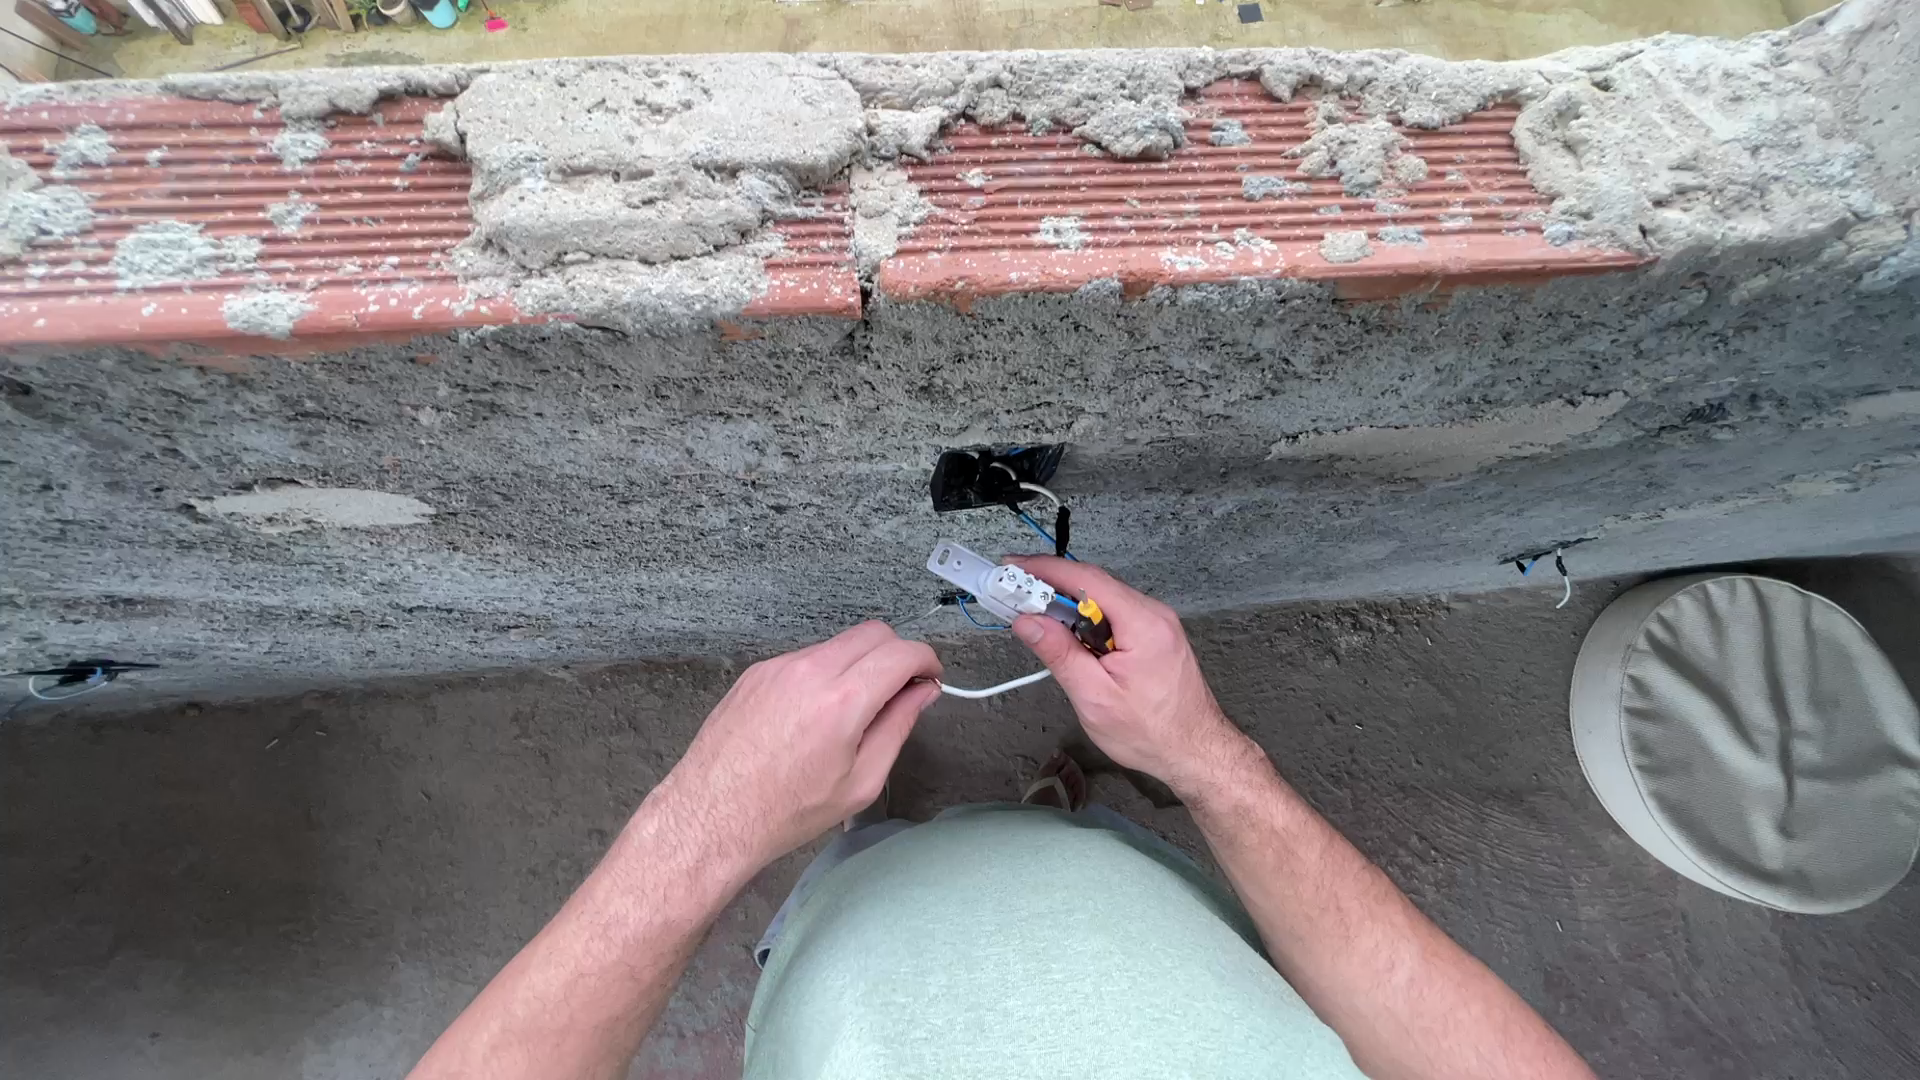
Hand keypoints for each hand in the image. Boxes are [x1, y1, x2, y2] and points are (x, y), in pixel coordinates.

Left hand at [646, 621, 941, 874]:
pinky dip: (826, 672)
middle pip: (875, 632)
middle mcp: (811, 671)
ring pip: (840, 642)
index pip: (902, 652)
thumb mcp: (861, 782)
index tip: (930, 678)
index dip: (926, 661)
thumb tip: (922, 692)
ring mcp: (780, 666)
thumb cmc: (786, 811)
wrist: (710, 817)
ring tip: (853, 710)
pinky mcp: (758, 671)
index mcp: (842, 701)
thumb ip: (898, 726)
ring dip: (860, 663)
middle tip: (900, 690)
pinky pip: (808, 657)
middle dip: (897, 654)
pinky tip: (815, 713)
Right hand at [1008, 557, 1249, 795]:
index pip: (1086, 579)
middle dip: (1050, 584)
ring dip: (1065, 603)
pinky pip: (1113, 612)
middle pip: (1093, 584)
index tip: (1012, 566)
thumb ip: (1060, 654)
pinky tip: (1065, 632)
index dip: (1045, 569)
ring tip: (1032, 614)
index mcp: (1143, 623)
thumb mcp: (1095, 697)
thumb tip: (1027, 621)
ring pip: (1102, 598)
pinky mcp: (1153, 633)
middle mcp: (1153, 613)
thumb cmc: (1150, 733)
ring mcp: (1156, 621)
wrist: (1196, 752)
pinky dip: (1084, 617)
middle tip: (1012, 592)